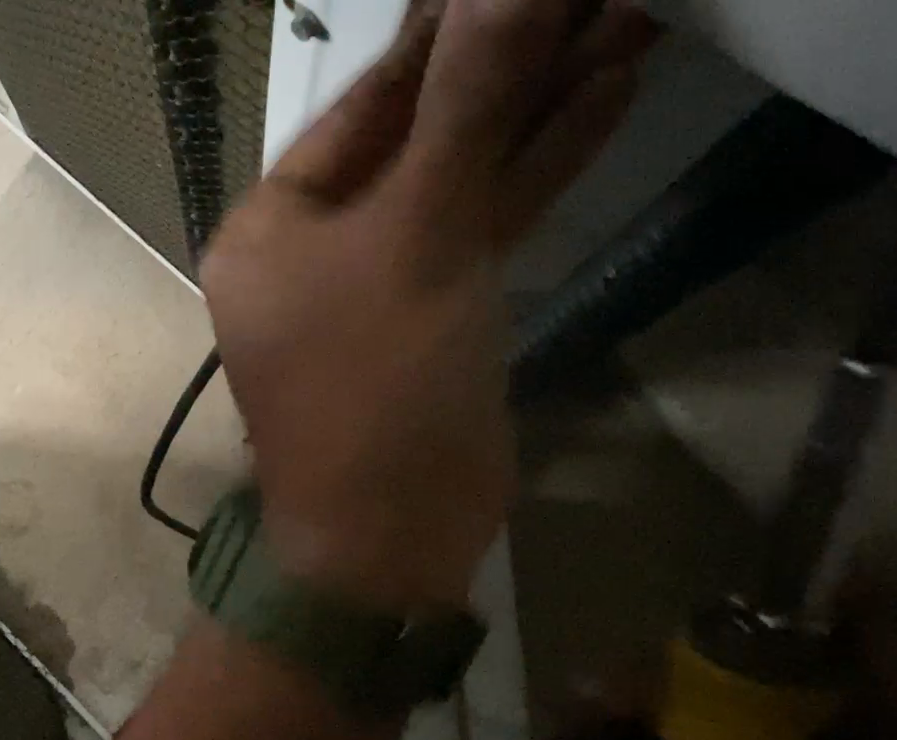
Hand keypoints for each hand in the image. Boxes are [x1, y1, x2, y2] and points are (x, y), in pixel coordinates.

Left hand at [200, 0, 657, 606]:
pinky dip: (533, 171)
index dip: (440, 33)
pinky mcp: (426, 315)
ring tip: (628, 17)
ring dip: (534, 107)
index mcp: (267, 229)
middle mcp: (307, 250)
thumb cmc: (375, 386)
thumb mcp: (416, 238)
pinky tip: (608, 96)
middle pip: (410, 134)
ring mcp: (370, 283)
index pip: (359, 106)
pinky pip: (478, 226)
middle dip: (500, 63)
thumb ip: (465, 107)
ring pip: (453, 177)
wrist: (389, 531)